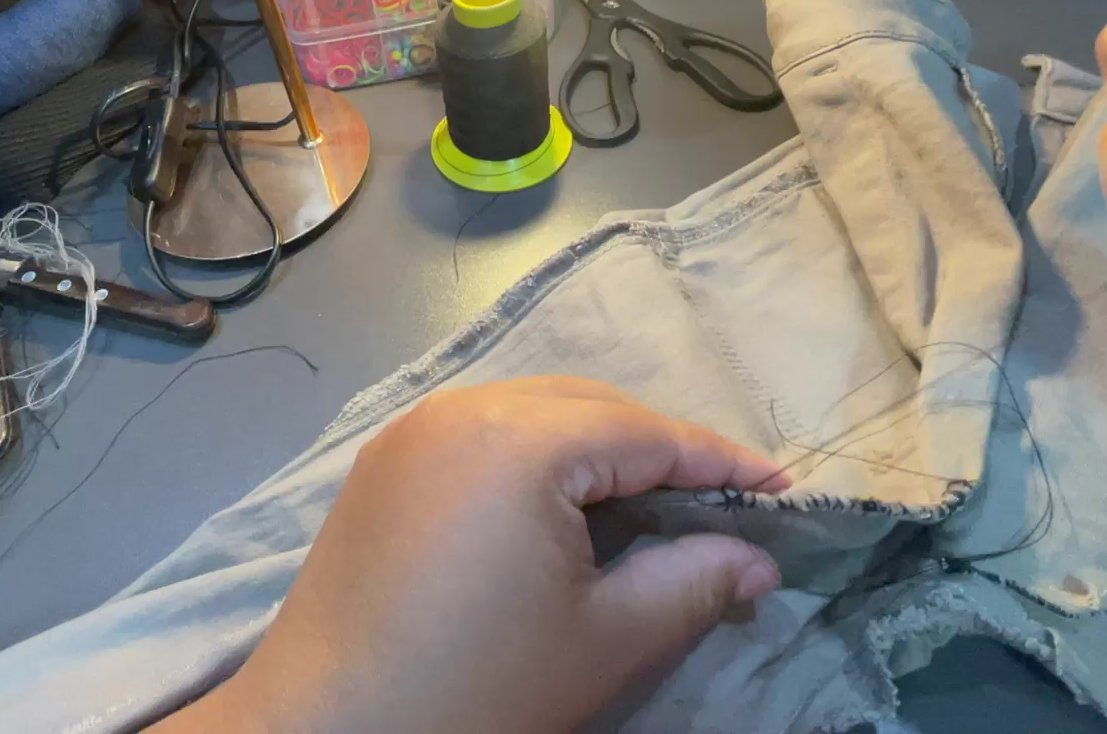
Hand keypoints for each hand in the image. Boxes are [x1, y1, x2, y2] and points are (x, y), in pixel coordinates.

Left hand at [156, 378, 789, 733]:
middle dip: (655, 445)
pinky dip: (531, 448)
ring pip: (532, 407)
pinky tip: (550, 495)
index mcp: (520, 438)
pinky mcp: (389, 451)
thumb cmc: (476, 684)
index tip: (776, 486)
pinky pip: (482, 426)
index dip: (716, 458)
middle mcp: (465, 405)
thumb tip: (757, 558)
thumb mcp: (602, 638)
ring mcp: (419, 422)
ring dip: (593, 442)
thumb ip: (690, 582)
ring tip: (640, 495)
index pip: (642, 432)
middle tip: (711, 498)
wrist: (329, 723)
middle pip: (587, 407)